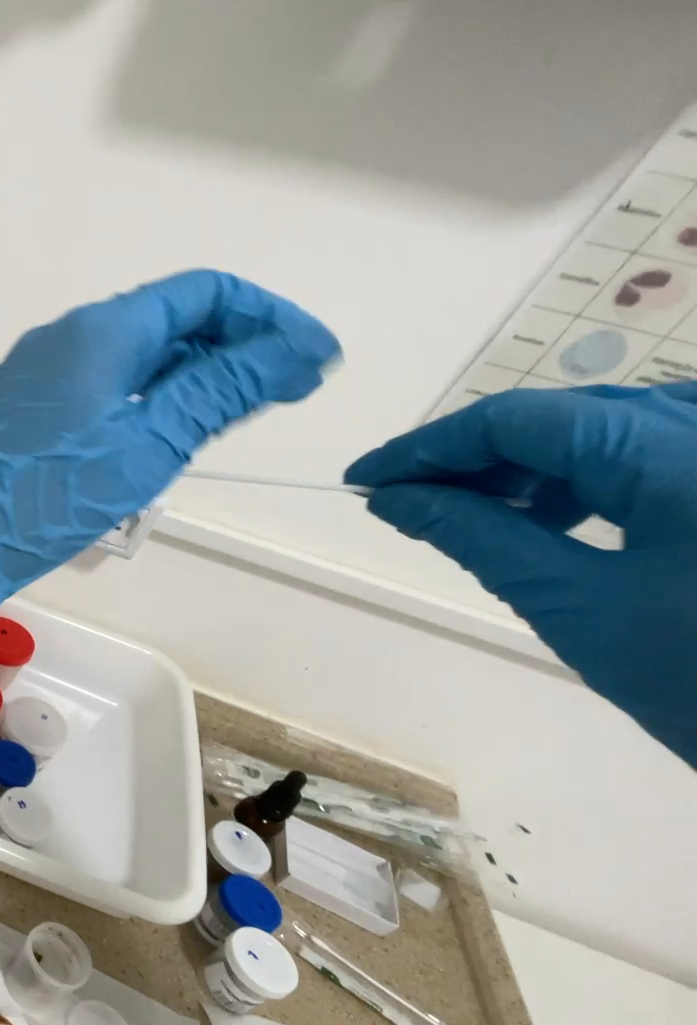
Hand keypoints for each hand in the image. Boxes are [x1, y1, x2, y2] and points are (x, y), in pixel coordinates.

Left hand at [0, 270, 340, 633]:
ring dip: (188, 374)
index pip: (201, 293)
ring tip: (235, 413)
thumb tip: (298, 347)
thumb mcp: (149, 443)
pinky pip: (95, 385)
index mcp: (97, 331)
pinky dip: (141, 397)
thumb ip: (223, 389)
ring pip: (129, 356)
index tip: (311, 360)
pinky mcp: (18, 409)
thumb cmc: (48, 495)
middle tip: (284, 391)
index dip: (267, 316)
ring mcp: (33, 374)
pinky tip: (163, 431)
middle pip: (165, 320)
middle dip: (231, 345)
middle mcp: (62, 339)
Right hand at [344, 383, 696, 766]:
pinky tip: (563, 518)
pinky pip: (661, 447)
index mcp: (675, 450)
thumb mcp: (576, 605)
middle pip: (564, 413)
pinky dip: (595, 475)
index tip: (364, 481)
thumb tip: (392, 496)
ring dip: (532, 466)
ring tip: (480, 515)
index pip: (515, 418)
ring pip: (611, 426)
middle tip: (410, 501)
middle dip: (475, 456)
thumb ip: (476, 534)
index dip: (426, 446)